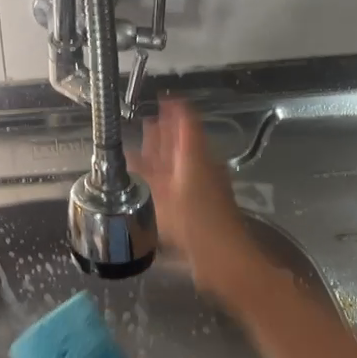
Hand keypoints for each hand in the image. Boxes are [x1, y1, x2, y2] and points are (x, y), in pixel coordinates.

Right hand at [133, 99, 268, 304]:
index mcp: (194, 155)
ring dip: (166, 151)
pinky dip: (169, 172)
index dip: (174, 107)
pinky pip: (183, 177)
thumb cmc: (196, 224)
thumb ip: (146, 172)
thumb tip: (130, 154)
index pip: (186, 120)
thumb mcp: (163, 195)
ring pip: (184, 158)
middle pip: (184, 138)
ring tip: (145, 145)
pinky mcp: (205, 201)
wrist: (226, 259)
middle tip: (146, 120)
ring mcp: (206, 183)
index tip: (159, 98)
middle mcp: (203, 164)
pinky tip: (154, 179)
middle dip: (166, 129)